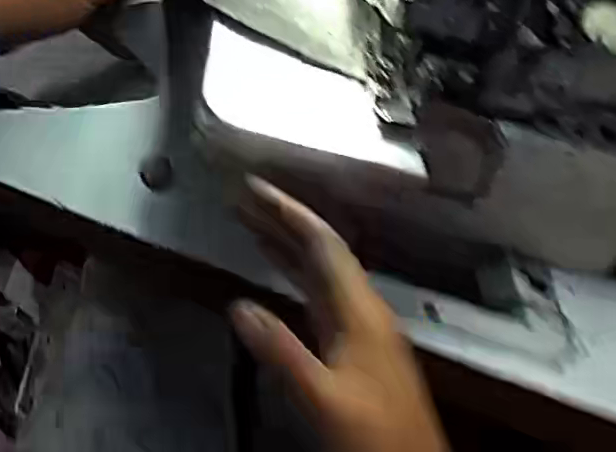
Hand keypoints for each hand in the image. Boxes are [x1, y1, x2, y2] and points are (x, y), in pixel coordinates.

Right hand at [231, 178, 449, 451]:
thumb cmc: (376, 438)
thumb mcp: (325, 398)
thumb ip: (282, 351)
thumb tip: (238, 307)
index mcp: (360, 307)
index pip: (322, 241)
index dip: (288, 210)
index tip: (256, 189)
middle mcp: (361, 305)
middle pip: (319, 248)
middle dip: (281, 220)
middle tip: (243, 200)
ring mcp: (360, 325)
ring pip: (317, 269)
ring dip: (285, 243)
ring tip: (250, 223)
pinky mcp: (354, 344)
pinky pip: (317, 291)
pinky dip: (292, 272)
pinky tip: (275, 271)